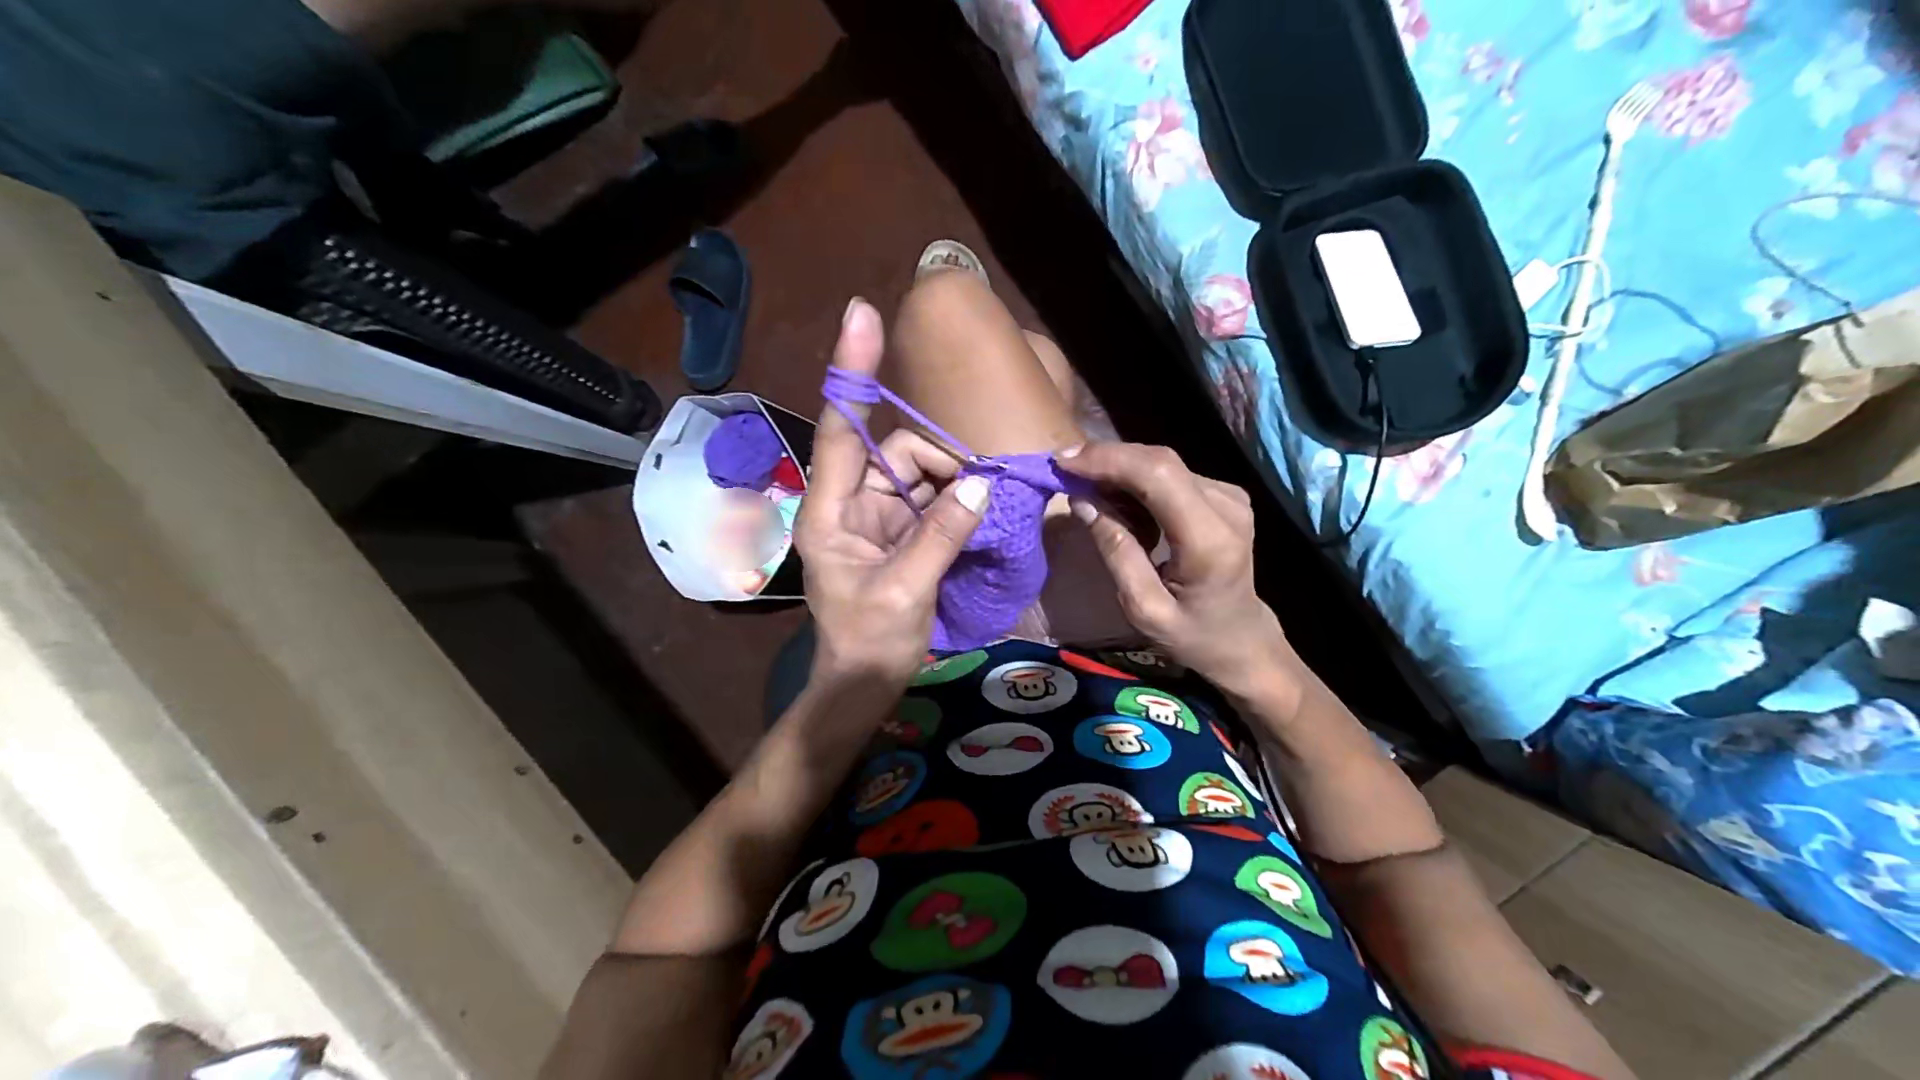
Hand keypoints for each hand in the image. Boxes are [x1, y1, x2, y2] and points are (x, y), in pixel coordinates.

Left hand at [795, 299, 990, 687]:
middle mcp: (850, 503)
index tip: (863, 314)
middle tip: (982, 489)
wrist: (863, 684)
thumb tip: (982, 482)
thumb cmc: (869, 644)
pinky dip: (955, 500)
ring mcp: (876, 516)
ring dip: (953, 483)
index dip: (850, 369)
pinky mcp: (898, 532)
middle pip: (895, 450)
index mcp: (831, 512)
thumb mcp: (905, 591)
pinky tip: (977, 514)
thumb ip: (941, 534)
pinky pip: (930, 498)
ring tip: (982, 510)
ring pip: (918, 473)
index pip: (840, 428)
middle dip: (939, 460)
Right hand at [1057, 442, 1301, 706]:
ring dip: (1119, 472)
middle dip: (1107, 460)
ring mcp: (1230, 496)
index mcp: (1209, 540)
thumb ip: (1115, 551)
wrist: (1240, 638)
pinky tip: (1119, 504)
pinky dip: (1136, 481)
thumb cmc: (1190, 634)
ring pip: (1162, 464)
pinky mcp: (1224, 494)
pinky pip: (1170, 475)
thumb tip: (1083, 500)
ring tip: (1089, 493)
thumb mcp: (1142, 608)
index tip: (1063, 462)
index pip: (1158, 476)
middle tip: (1064, 471)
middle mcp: (1226, 507)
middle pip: (1160, 461)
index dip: (1109, 460)